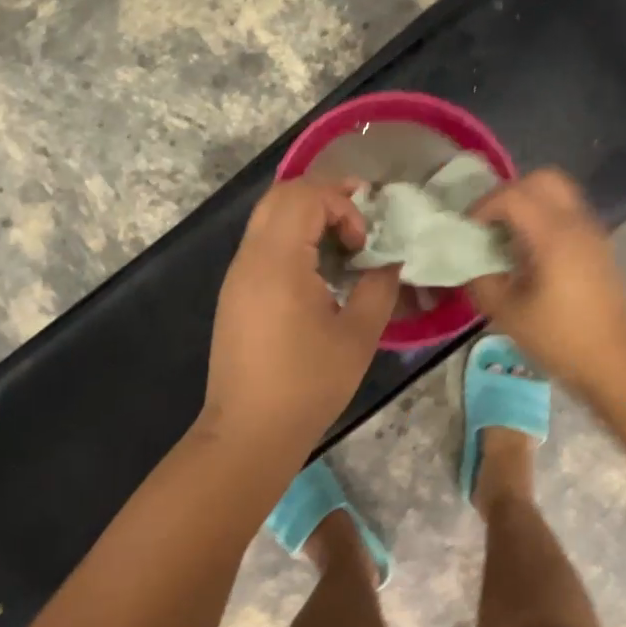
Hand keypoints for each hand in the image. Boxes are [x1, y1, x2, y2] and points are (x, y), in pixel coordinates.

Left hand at [203, 177, 400, 443]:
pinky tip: (319, 272)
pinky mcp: (235, 293)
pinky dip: (292, 240)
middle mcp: (250, 258)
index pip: (305, 196)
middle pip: (281, 195)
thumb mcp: (357, 337)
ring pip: (268, 217)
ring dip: (307, 218)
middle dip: (325, 199)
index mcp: (278, 261)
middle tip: (361, 224)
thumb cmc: (307, 386)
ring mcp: (237, 275)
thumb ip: (379, 287)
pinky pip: (262, 244)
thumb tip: (390, 259)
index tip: (363, 245)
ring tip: (344, 248)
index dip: (342, 205)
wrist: (249, 431)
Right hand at [466, 169, 625, 391]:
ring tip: (507, 237)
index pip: (512, 196)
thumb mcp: (506, 312)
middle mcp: (576, 223)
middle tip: (489, 224)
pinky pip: (567, 213)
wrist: (616, 361)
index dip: (483, 207)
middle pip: (541, 179)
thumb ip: (480, 278)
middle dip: (508, 194)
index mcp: (553, 235)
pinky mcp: (598, 246)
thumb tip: (468, 261)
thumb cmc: (560, 338)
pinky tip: (529, 253)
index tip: (468, 231)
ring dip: (528, 204)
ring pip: (558, 193)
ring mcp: (592, 232)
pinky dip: (543, 218)